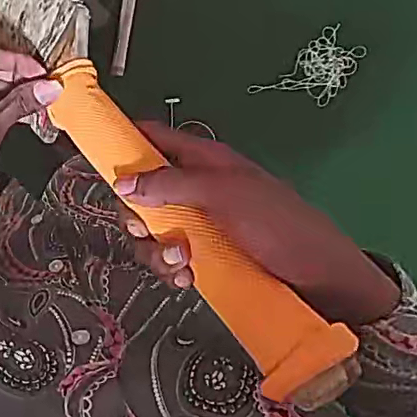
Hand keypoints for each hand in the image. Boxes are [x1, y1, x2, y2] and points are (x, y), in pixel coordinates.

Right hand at [114, 121, 401, 327]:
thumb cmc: (280, 224)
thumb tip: (123, 182)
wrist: (319, 278)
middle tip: (148, 232)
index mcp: (203, 160)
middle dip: (137, 216)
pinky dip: (170, 269)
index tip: (96, 157)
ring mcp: (198, 223)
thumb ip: (173, 183)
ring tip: (183, 263)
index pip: (153, 138)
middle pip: (140, 192)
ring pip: (151, 231)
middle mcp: (195, 188)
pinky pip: (168, 258)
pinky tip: (186, 278)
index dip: (124, 141)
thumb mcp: (226, 195)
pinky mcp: (202, 254)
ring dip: (156, 251)